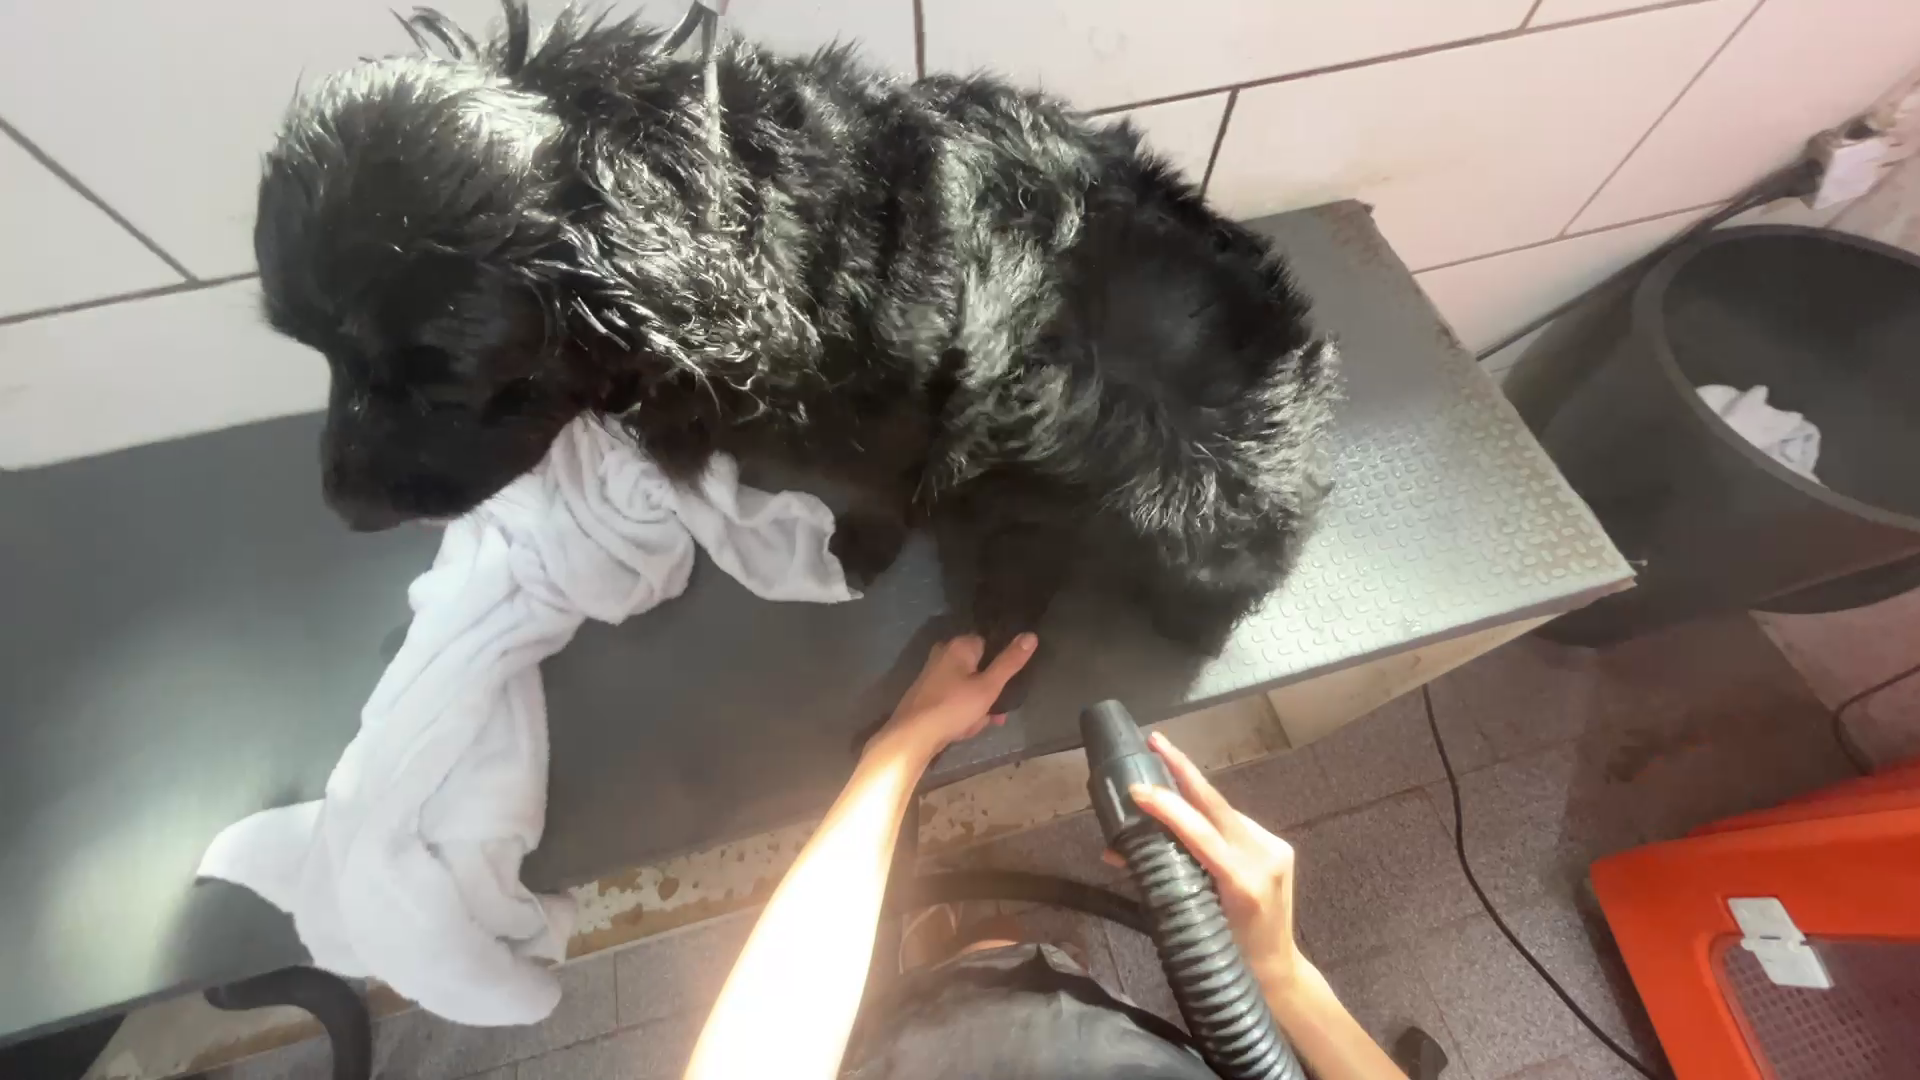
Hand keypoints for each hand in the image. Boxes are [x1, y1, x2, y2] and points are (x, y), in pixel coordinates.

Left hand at [869, 633, 1037, 764]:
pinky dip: (962, 709)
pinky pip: (953, 696)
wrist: (912, 735)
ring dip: (978, 704)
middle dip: (990, 690)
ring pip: (967, 685)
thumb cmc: (953, 707)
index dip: (1000, 664)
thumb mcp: (988, 687)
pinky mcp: (927, 691)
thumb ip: (1010, 662)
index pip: (989, 644)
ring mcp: (933, 673)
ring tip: (982, 723)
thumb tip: (1031, 635)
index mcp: (959, 645)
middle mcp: (944, 653)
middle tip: (996, 712)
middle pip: (978, 667)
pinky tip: (966, 727)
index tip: (1007, 684)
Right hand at [1117, 731, 1306, 991]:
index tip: (1138, 790)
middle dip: (1182, 768)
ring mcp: (1275, 849)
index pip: (1200, 832)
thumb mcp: (1190, 917)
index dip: (1167, 807)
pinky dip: (1209, 814)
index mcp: (1243, 882)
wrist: (1277, 969)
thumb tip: (1112, 852)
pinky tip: (1193, 811)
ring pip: (1223, 811)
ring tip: (1164, 773)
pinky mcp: (1279, 846)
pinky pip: (1234, 821)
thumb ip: (1156, 879)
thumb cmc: (1227, 952)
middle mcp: (1263, 858)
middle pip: (1216, 804)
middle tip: (1155, 741)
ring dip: (1192, 794)